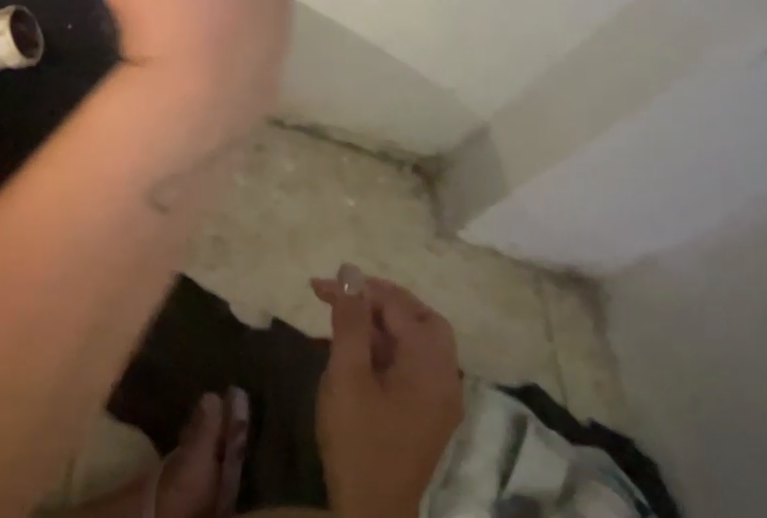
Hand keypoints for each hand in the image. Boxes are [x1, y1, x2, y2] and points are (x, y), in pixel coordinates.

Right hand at [310, 267, 464, 517]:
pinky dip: (384, 348)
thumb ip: (350, 321)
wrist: (370, 507)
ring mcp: (438, 400)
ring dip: (380, 324)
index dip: (363, 289)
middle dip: (382, 301)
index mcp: (432, 368)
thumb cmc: (358, 438)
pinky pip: (410, 365)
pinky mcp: (426, 414)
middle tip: (342, 295)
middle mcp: (445, 379)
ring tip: (338, 319)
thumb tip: (350, 273)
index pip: (402, 309)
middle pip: (422, 321)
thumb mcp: (347, 375)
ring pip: (416, 343)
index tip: (321, 283)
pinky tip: (352, 351)